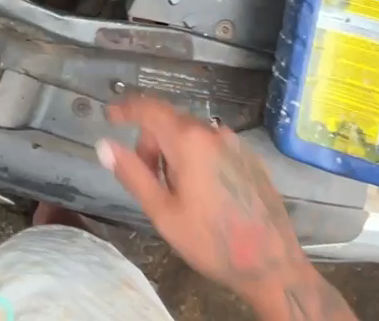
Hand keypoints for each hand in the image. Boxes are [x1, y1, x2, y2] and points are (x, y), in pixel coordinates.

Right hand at [97, 98, 354, 320]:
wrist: (275, 268)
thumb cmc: (213, 242)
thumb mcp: (163, 213)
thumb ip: (132, 174)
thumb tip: (103, 145)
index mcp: (189, 141)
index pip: (148, 109)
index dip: (125, 109)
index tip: (109, 116)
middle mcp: (213, 133)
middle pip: (168, 122)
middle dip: (150, 144)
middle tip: (149, 180)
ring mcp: (235, 144)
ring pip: (191, 134)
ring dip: (174, 152)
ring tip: (178, 193)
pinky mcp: (250, 159)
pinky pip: (212, 145)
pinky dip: (196, 157)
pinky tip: (203, 193)